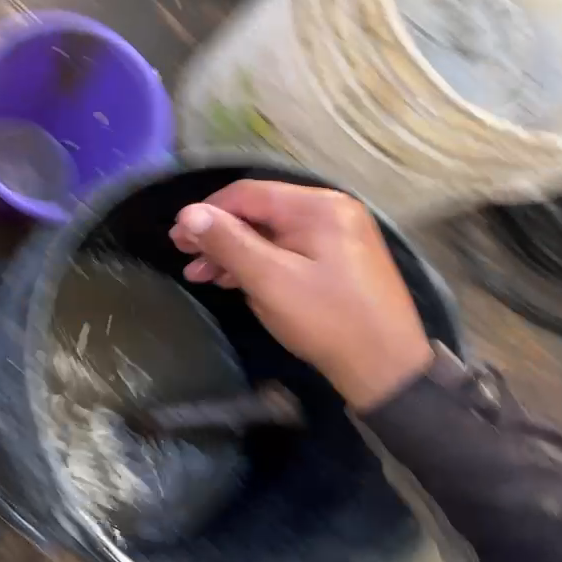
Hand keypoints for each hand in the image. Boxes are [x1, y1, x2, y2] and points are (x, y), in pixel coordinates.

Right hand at [169, 181, 433, 410]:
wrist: (385, 367)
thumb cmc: (325, 319)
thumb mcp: (268, 279)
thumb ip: (227, 242)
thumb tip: (186, 213)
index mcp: (317, 207)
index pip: (246, 194)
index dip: (206, 213)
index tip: (177, 240)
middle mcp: (330, 211)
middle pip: (257, 212)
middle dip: (217, 235)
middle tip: (184, 258)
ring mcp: (336, 235)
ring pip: (269, 233)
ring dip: (232, 251)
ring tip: (200, 276)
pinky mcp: (337, 258)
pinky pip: (286, 248)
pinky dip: (256, 262)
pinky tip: (232, 280)